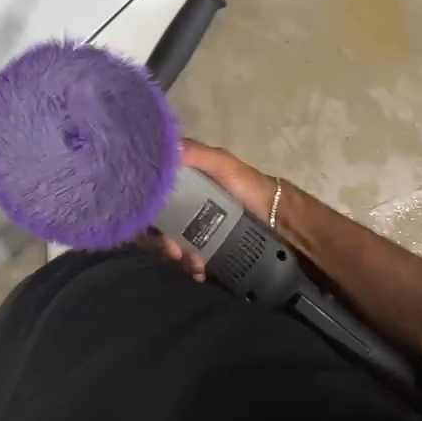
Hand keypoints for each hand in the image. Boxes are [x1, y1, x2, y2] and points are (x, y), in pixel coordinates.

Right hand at [137, 139, 287, 278]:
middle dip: (162, 240)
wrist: (276, 217)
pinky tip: (200, 271)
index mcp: (177, 178)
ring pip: (168, 241)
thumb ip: (195, 154)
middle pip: (153, 222)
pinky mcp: (202, 242)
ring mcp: (189, 223)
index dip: (144, 209)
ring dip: (177, 255)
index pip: (147, 193)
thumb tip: (163, 150)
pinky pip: (185, 256)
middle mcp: (177, 199)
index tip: (152, 225)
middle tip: (176, 252)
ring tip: (195, 265)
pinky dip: (190, 265)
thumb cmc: (245, 184)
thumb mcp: (221, 163)